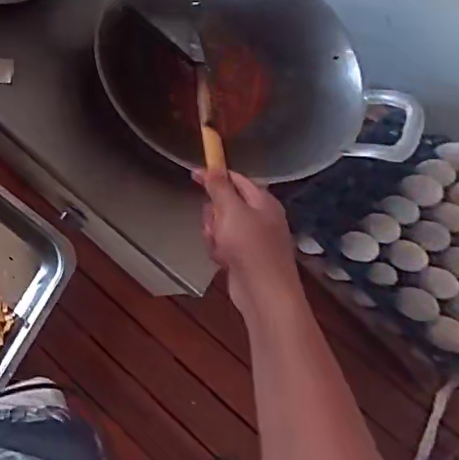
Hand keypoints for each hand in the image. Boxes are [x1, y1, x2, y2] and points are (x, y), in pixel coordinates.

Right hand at [196, 168, 302, 317]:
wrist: (265, 294)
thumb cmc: (251, 247)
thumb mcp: (231, 210)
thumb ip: (219, 186)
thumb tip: (212, 165)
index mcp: (263, 203)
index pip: (236, 179)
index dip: (215, 175)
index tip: (193, 175)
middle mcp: (261, 218)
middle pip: (225, 202)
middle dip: (212, 212)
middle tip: (214, 222)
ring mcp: (253, 238)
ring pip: (220, 223)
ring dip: (213, 232)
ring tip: (219, 245)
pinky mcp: (245, 256)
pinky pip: (223, 243)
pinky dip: (218, 248)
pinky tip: (222, 259)